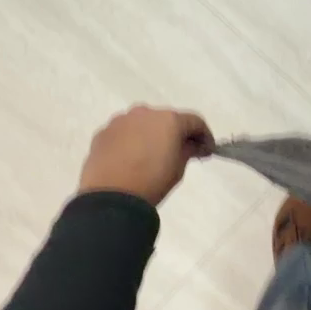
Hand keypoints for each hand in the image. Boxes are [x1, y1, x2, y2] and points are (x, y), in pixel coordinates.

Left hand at [77, 106, 212, 205]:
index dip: (205, 136)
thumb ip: (188, 150)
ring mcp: (121, 121)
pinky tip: (132, 158)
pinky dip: (132, 140)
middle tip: (181, 151)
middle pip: (167, 119)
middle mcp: (144, 113)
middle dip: (176, 133)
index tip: (207, 151)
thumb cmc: (152, 181)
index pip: (195, 121)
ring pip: (143, 123)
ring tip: (153, 155)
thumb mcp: (179, 168)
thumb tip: (193, 145)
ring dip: (152, 135)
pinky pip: (124, 132)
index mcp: (169, 120)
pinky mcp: (103, 132)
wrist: (112, 196)